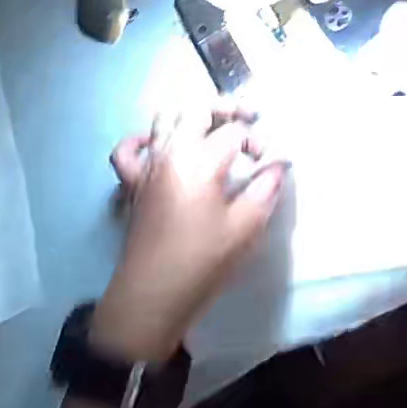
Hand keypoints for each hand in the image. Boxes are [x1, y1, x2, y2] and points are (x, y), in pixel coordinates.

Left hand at [94, 106, 288, 360]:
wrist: (152, 298)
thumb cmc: (203, 261)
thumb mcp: (246, 226)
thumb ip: (266, 187)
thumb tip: (279, 164)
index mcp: (198, 160)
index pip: (234, 131)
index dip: (257, 140)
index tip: (269, 163)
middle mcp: (169, 153)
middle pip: (197, 109)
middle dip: (228, 109)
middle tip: (251, 120)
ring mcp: (147, 167)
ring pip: (165, 120)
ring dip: (192, 117)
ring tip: (215, 129)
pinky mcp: (133, 186)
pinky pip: (128, 152)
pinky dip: (143, 140)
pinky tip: (159, 145)